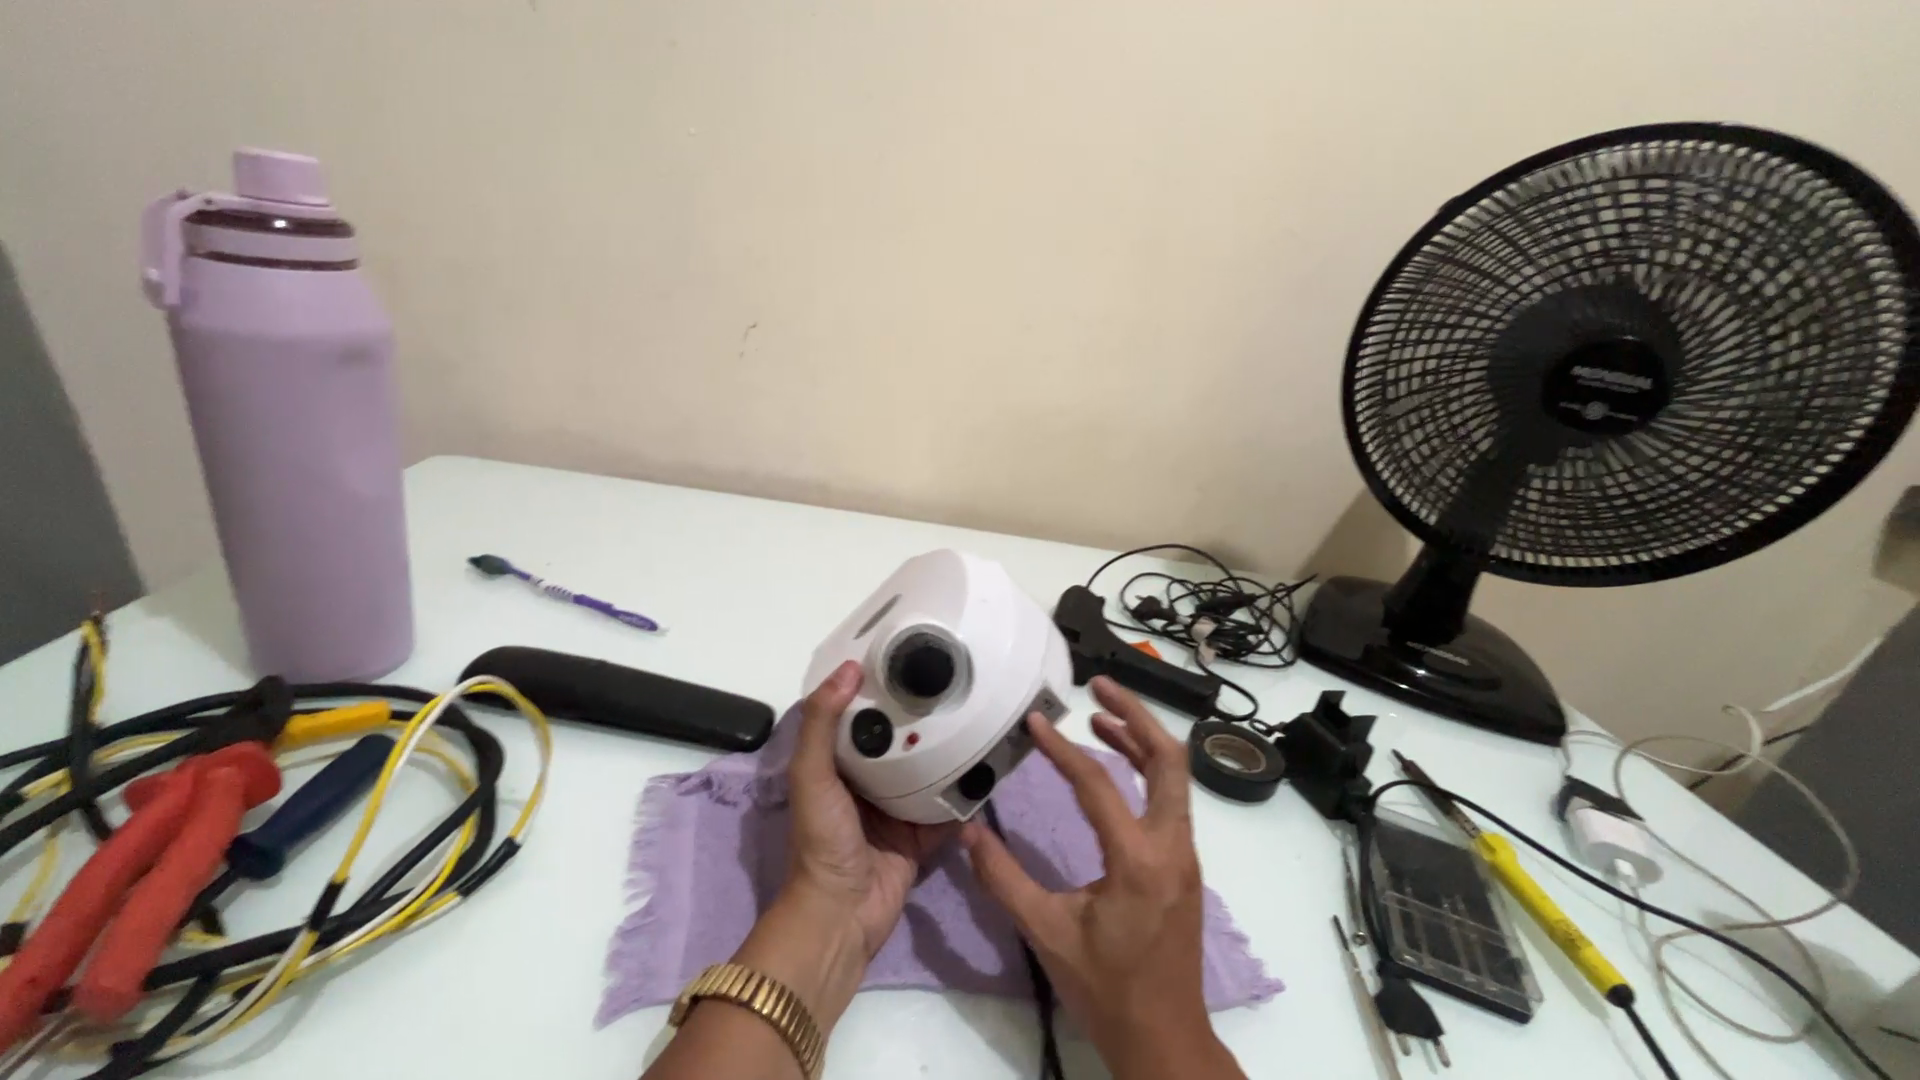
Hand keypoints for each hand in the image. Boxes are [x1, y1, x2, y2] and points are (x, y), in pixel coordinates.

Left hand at [785, 660, 958, 957]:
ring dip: (951, 749)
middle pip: (902, 740)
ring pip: (930, 770)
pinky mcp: (924, 833)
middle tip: (959, 681)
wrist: (843, 914)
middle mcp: (870, 781)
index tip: (910, 654)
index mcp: (840, 764)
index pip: (861, 715)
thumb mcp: (812, 775)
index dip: (880, 686)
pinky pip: (951, 806)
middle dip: (925, 716)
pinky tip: (992, 762)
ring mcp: (899, 808)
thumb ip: (821, 724)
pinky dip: (968, 790)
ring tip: (982, 714)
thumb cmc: (822, 839)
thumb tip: (849, 669)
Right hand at [961, 677, 1244, 1079]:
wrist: (1164, 1037)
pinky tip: (1116, 766)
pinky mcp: (1183, 865)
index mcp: (1138, 860)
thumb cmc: (1106, 988)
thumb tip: (968, 832)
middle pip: (1168, 760)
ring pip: (1175, 778)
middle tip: (1099, 686)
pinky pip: (1170, 801)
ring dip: (1141, 740)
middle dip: (1135, 715)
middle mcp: (1171, 846)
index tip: (1035, 722)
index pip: (1098, 784)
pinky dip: (1146, 771)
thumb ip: (1004, 879)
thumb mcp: (1047, 933)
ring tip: (1101, 716)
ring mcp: (1184, 855)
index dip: (1062, 749)